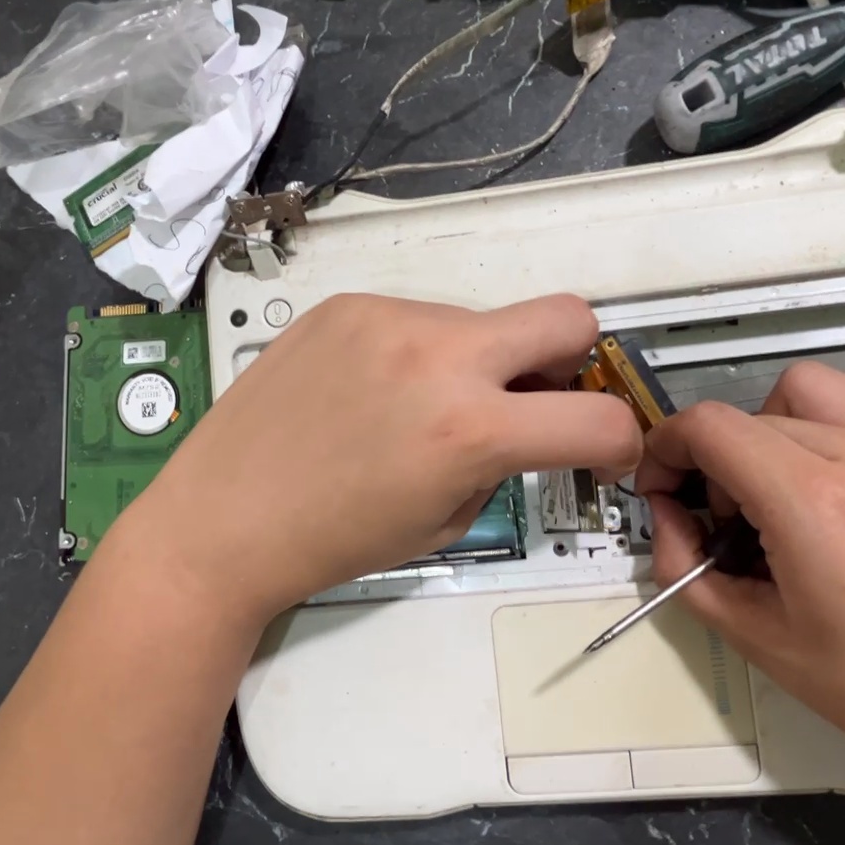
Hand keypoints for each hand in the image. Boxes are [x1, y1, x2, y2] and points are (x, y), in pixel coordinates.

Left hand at [106, 293, 641, 625]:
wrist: (223, 519)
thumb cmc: (336, 541)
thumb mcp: (447, 519)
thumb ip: (504, 460)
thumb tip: (530, 419)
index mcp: (469, 429)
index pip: (600, 418)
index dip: (621, 442)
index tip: (600, 452)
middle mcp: (439, 354)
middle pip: (568, 314)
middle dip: (572, 361)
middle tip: (532, 401)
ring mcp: (388, 316)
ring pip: (483, 320)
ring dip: (481, 360)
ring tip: (422, 405)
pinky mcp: (346, 303)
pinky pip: (420, 318)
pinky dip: (422, 351)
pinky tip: (374, 390)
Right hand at [634, 347, 844, 787]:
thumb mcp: (754, 639)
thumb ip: (684, 565)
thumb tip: (667, 512)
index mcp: (814, 506)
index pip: (708, 427)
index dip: (666, 450)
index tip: (664, 489)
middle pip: (754, 414)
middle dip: (720, 460)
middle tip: (734, 521)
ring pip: (817, 384)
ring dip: (780, 424)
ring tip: (792, 483)